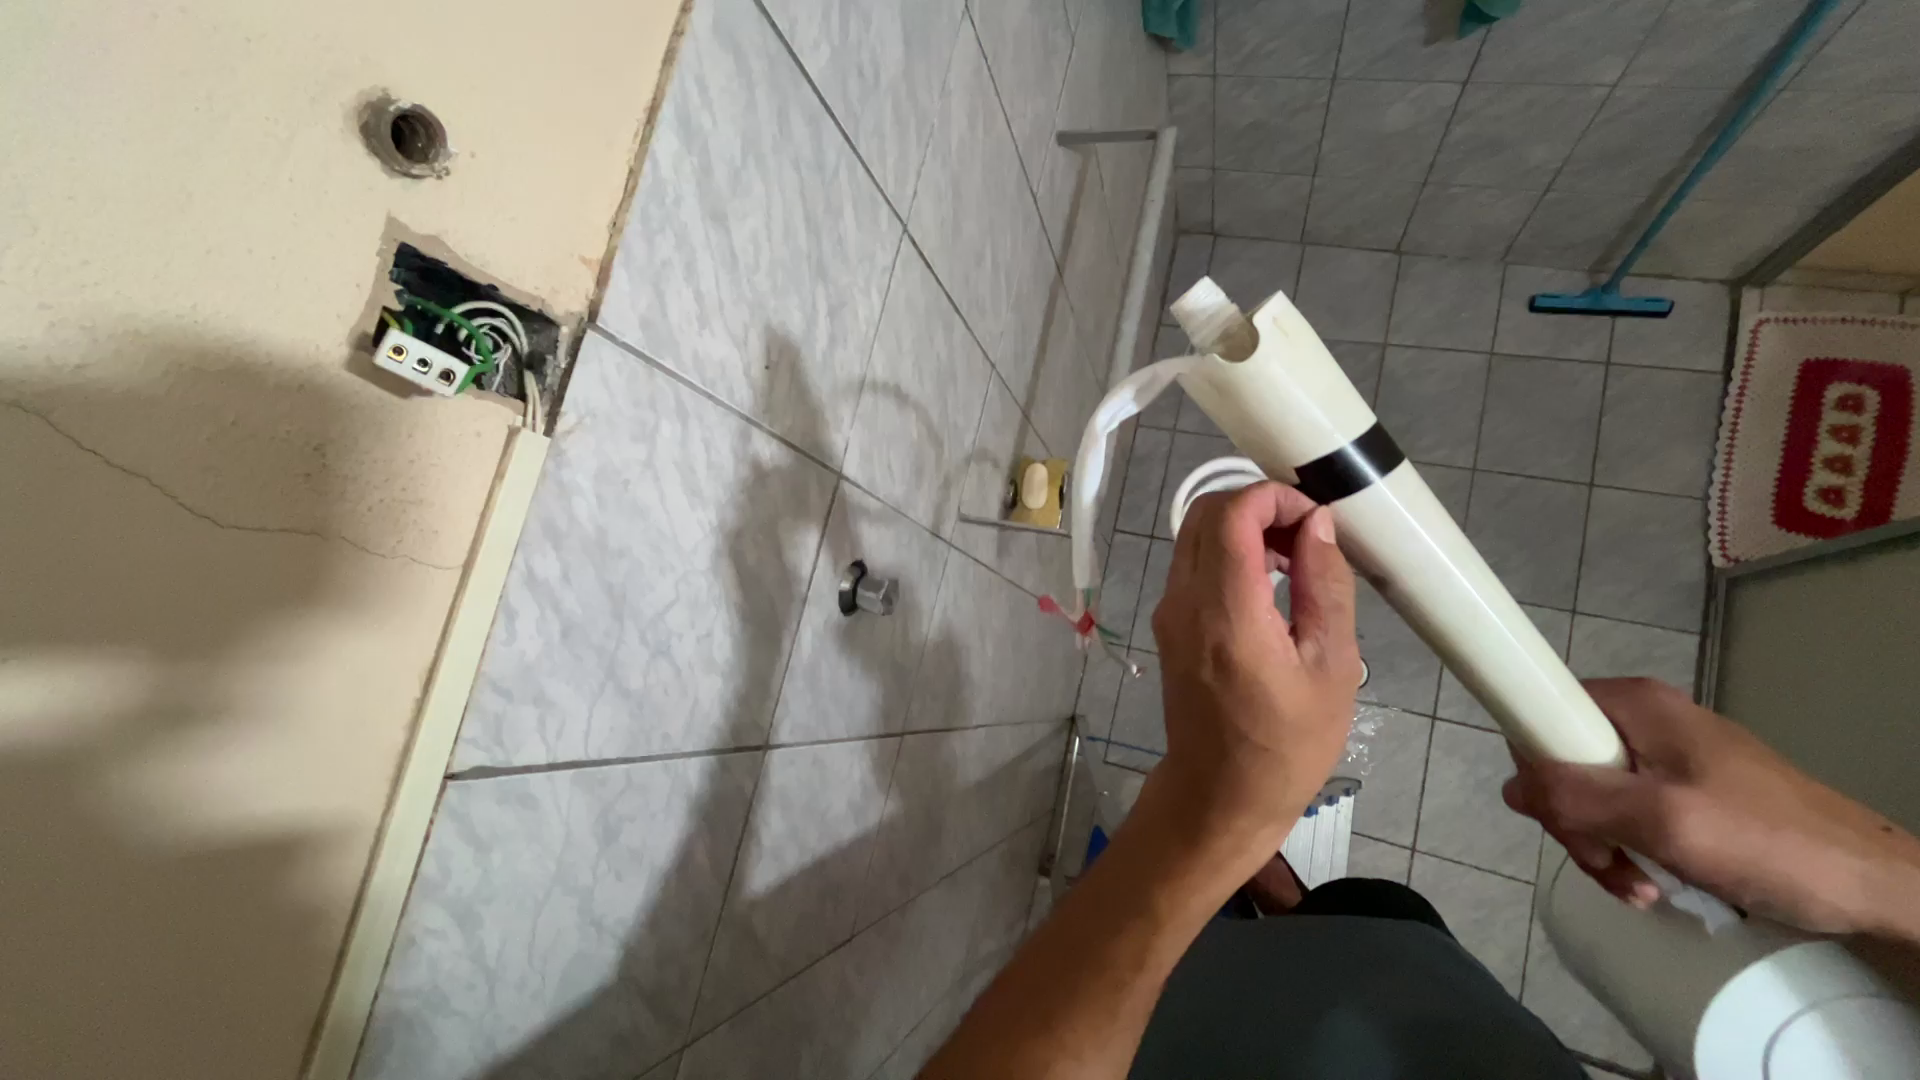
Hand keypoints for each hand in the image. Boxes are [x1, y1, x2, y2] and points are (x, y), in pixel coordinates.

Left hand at [1145, 482, 1362, 871]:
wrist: (1219, 792)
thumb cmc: (1288, 743)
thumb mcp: (1331, 667)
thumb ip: (1324, 585)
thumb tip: (1317, 522)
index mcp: (1226, 613)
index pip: (1232, 515)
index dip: (1274, 497)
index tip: (1315, 517)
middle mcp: (1183, 601)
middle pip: (1204, 514)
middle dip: (1257, 505)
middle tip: (1306, 535)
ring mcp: (1167, 611)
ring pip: (1193, 535)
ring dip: (1240, 527)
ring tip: (1293, 560)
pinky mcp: (1166, 623)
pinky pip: (1190, 564)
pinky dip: (1225, 552)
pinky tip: (1266, 583)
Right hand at [1504, 677, 1919, 939]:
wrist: (1887, 887)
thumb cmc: (1771, 843)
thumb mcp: (1661, 820)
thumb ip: (1575, 798)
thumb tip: (1513, 789)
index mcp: (1631, 704)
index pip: (1539, 715)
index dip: (1536, 767)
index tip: (1562, 816)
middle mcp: (1641, 718)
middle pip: (1562, 761)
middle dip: (1573, 820)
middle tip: (1607, 863)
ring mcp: (1665, 752)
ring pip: (1591, 791)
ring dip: (1600, 843)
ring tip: (1637, 885)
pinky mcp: (1685, 785)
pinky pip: (1625, 808)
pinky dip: (1627, 846)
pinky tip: (1651, 880)